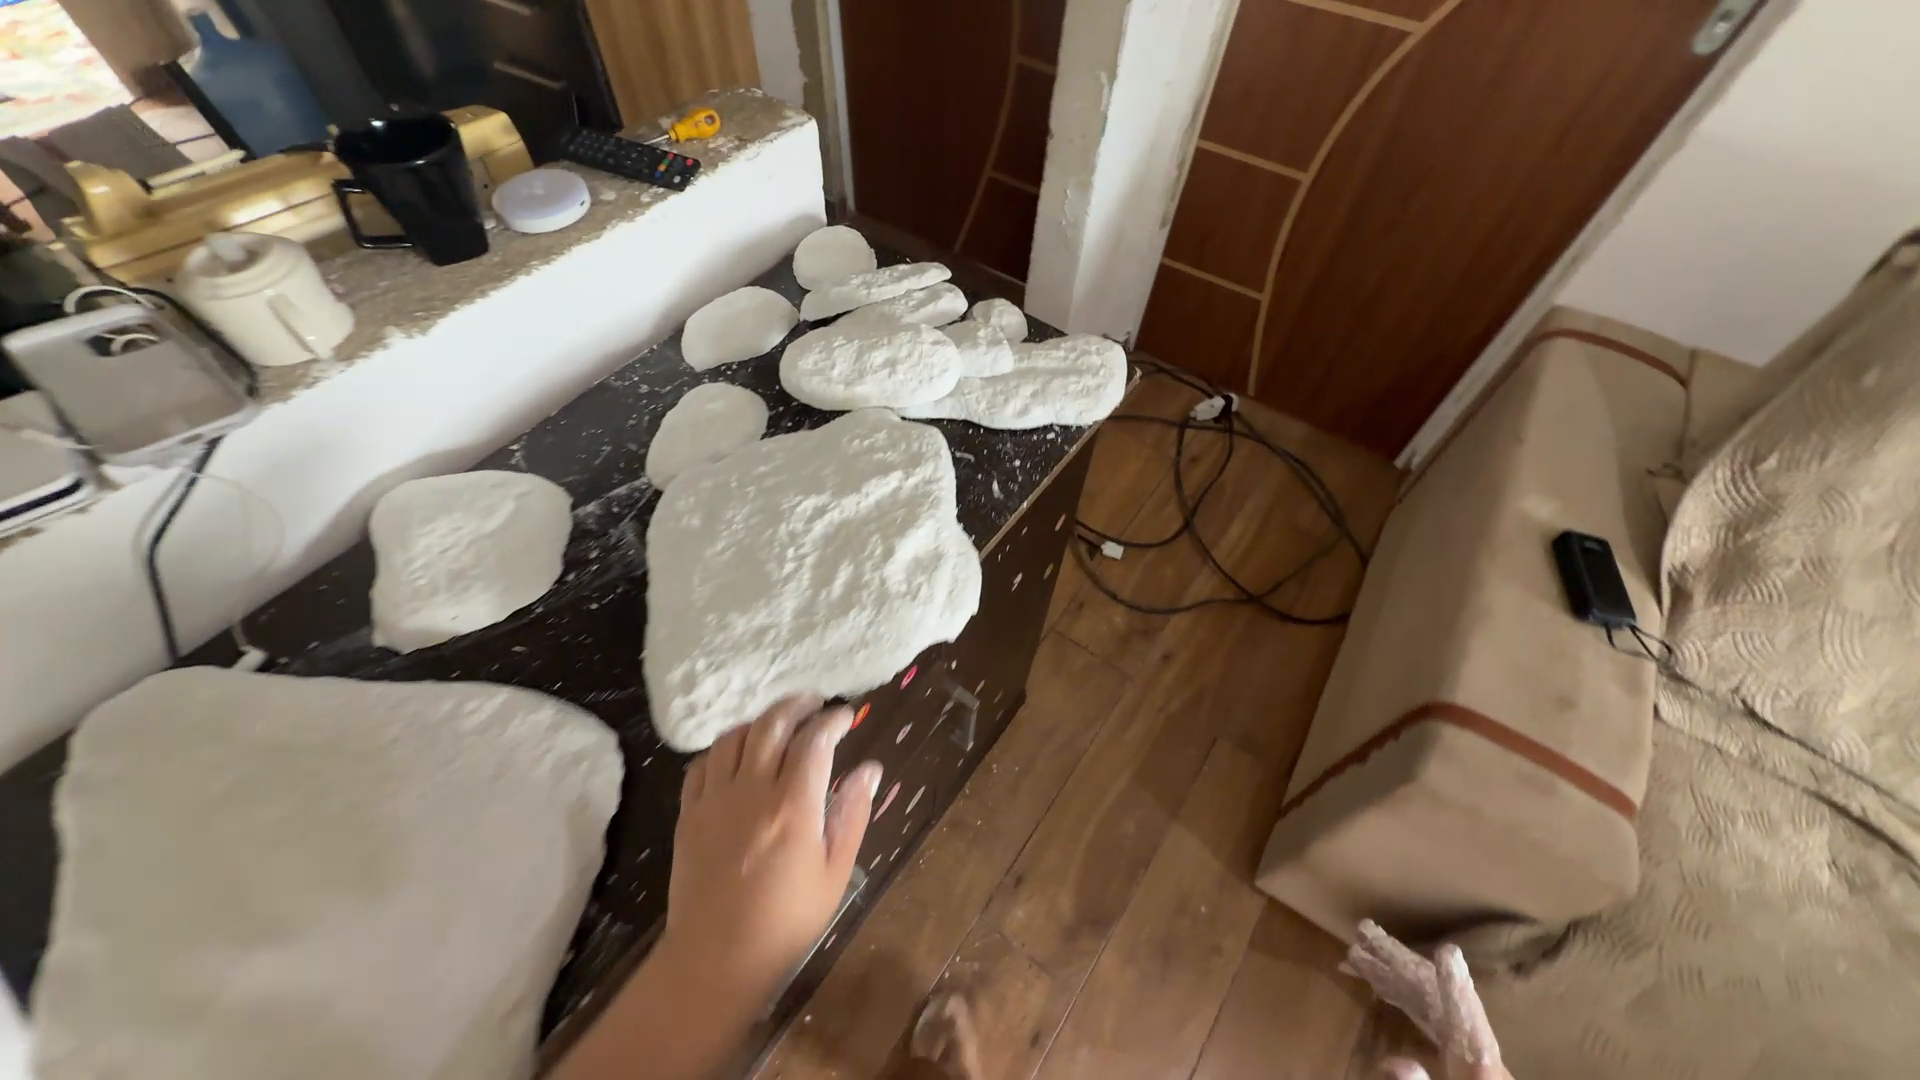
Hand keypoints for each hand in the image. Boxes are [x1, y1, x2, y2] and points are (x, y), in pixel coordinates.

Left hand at [659, 696, 882, 1009]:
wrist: (717, 958)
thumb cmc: (787, 921)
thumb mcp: (835, 872)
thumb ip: (852, 814)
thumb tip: (870, 769)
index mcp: (793, 806)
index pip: (814, 741)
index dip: (832, 720)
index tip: (846, 715)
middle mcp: (752, 791)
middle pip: (772, 725)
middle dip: (797, 705)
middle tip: (815, 703)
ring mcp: (714, 800)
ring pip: (734, 736)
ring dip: (760, 721)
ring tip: (779, 723)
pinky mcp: (689, 814)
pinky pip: (703, 763)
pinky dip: (724, 748)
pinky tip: (738, 755)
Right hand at [1343, 921, 1513, 1079]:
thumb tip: (1394, 1063)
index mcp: (1479, 1067)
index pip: (1468, 1022)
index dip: (1456, 988)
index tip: (1448, 952)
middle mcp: (1476, 1059)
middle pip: (1440, 1004)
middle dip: (1401, 967)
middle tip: (1365, 936)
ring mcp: (1467, 1063)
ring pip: (1432, 1010)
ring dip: (1394, 980)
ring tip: (1359, 956)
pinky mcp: (1459, 1069)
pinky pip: (1430, 1025)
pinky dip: (1403, 1003)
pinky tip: (1384, 991)